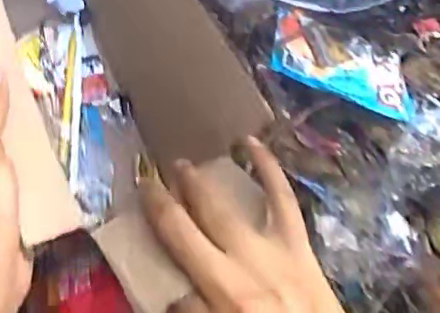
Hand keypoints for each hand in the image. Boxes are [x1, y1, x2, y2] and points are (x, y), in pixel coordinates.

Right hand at [142, 138, 341, 312]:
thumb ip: (198, 312)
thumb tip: (171, 288)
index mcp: (224, 291)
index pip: (174, 240)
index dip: (153, 210)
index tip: (140, 191)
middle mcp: (242, 263)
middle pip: (193, 218)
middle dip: (170, 196)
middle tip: (153, 179)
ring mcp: (273, 250)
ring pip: (226, 204)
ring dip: (200, 184)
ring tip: (183, 165)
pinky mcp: (300, 248)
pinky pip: (282, 200)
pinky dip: (268, 168)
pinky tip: (252, 143)